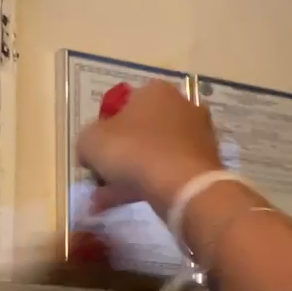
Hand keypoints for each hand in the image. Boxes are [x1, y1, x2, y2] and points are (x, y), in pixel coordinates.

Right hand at [75, 81, 224, 216]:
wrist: (182, 185)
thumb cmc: (132, 151)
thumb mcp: (89, 141)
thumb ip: (86, 139)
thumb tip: (91, 150)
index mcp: (153, 91)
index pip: (120, 105)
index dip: (103, 128)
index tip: (95, 149)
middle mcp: (180, 105)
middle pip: (138, 130)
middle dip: (117, 153)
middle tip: (101, 174)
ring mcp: (197, 133)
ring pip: (151, 152)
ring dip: (129, 172)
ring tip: (107, 197)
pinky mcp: (204, 160)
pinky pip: (166, 168)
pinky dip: (147, 182)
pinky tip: (126, 200)